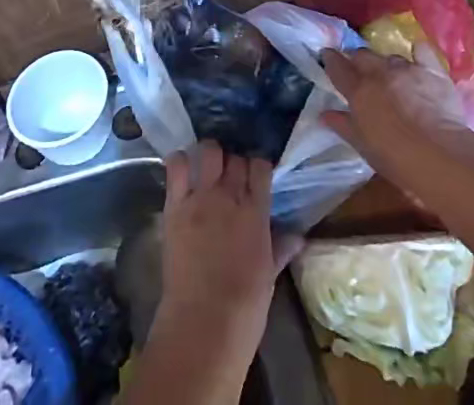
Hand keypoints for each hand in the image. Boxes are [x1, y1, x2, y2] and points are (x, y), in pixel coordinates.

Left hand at [157, 142, 300, 353]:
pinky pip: (176, 167)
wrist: (204, 322)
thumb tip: (297, 237)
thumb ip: (280, 248)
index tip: (254, 174)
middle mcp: (230, 196)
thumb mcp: (269, 274)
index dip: (257, 166)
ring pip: (208, 151)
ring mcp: (201, 198)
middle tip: (229, 176)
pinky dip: (179, 161)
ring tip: (206, 166)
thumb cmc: (245, 305)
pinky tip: (182, 169)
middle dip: (233, 162)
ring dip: (208, 154)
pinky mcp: (175, 206)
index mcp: (257, 211)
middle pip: (234, 158)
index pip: (260, 166)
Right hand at [322, 49, 473, 190]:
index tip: (327, 54)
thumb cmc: (394, 156)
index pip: (338, 67)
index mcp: (359, 91)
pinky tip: (417, 55)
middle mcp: (380, 73)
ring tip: (388, 73)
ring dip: (385, 62)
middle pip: (363, 55)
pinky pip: (422, 51)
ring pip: (390, 56)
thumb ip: (343, 125)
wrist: (438, 153)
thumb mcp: (362, 145)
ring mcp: (407, 68)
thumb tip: (325, 114)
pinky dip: (417, 52)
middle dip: (357, 58)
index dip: (331, 59)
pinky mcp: (432, 71)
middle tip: (357, 67)